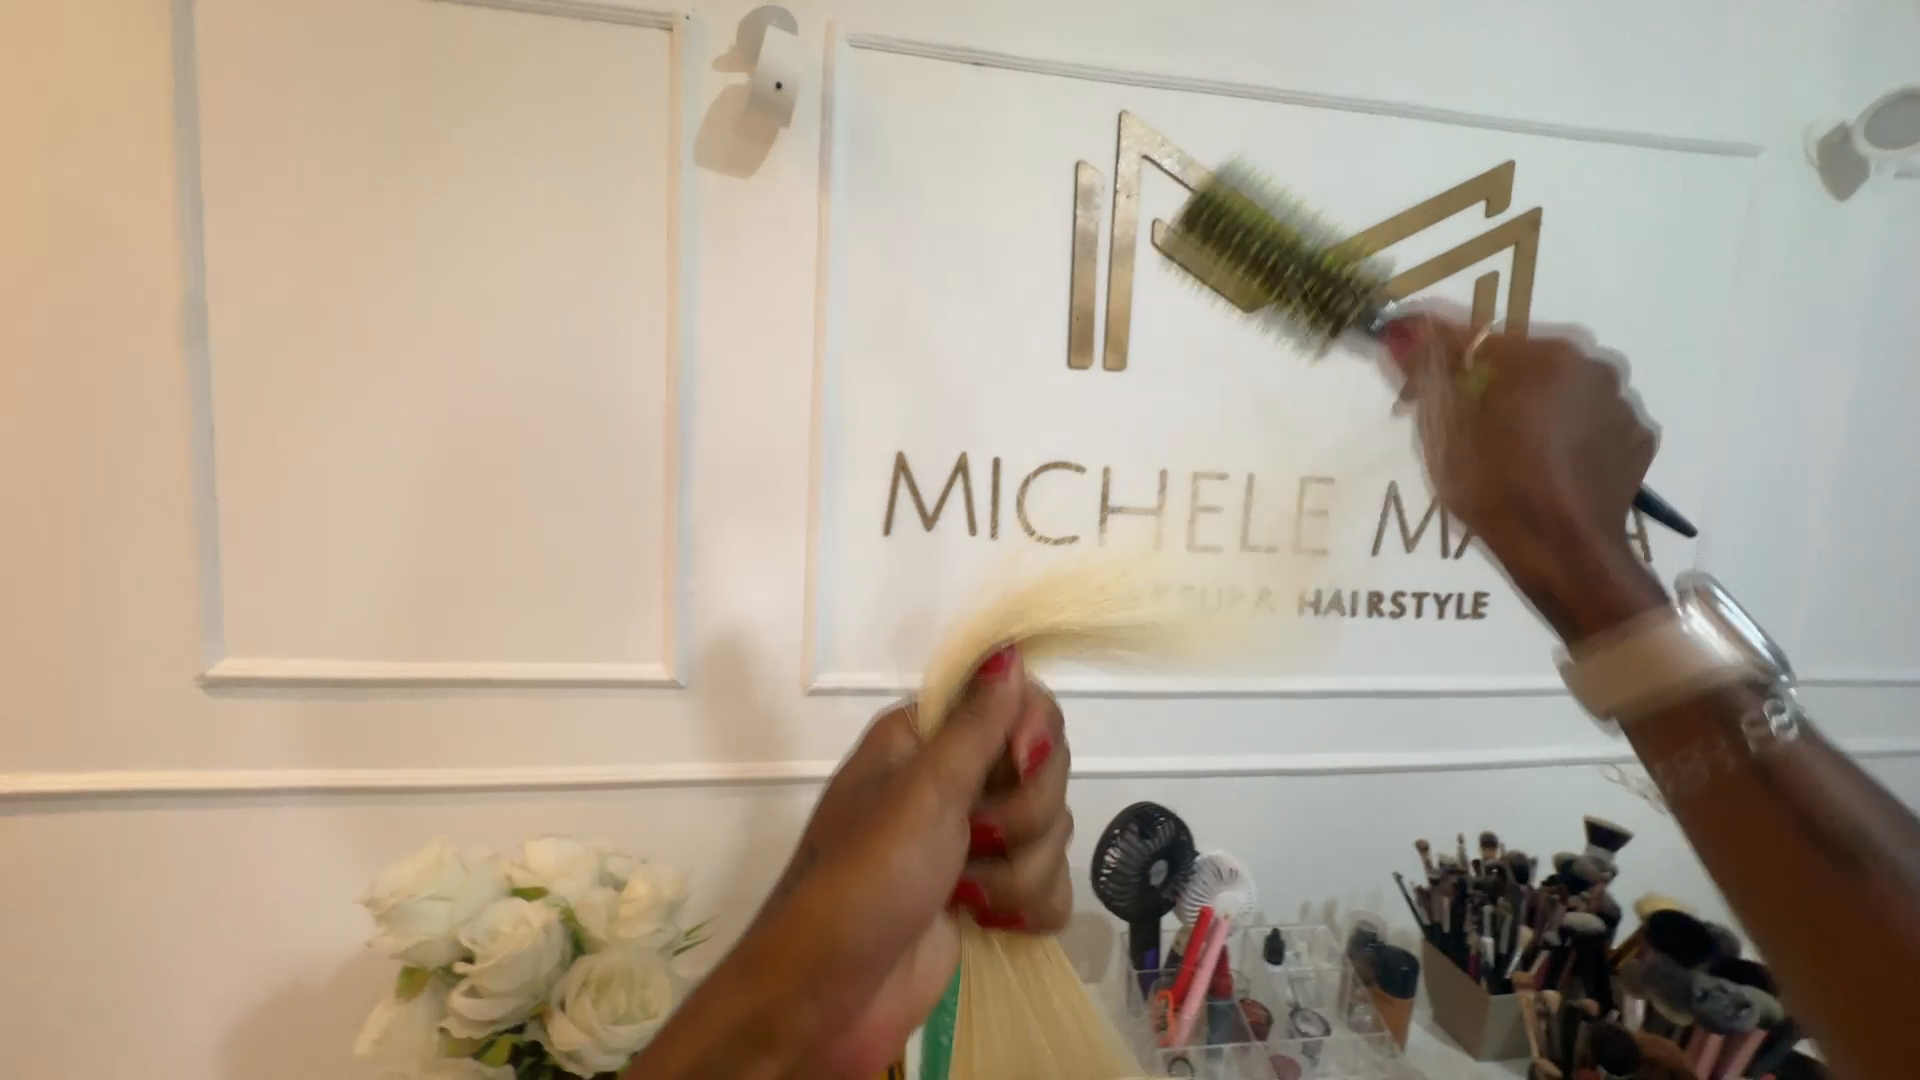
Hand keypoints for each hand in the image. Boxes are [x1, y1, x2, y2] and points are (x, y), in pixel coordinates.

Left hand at [630, 647, 1070, 1079]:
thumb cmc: (865, 880)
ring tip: (964, 895)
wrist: (829, 999)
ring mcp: (974, 836)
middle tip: (973, 840)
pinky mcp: (991, 890)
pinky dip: (1026, 905)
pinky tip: (988, 921)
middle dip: (1020, 815)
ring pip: (1051, 828)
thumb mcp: (923, 792)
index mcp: (929, 736)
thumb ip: (978, 723)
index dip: (1031, 732)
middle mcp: (954, 776)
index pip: (1017, 701)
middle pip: (1044, 767)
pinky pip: (1049, 880)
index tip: (1020, 762)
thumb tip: (1009, 650)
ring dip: (1016, 872)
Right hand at [1380, 313, 1668, 639]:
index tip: (1410, 378)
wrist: (1561, 549)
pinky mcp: (1636, 436)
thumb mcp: (1441, 432)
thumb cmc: (1491, 486)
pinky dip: (1562, 433)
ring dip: (1527, 407)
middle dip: (1484, 382)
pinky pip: (1587, 421)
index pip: (1471, 337)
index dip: (1433, 356)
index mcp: (1537, 356)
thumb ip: (1427, 374)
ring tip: (1504, 450)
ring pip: (1557, 390)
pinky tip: (1541, 465)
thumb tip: (1403, 334)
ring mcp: (1621, 401)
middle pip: (1520, 361)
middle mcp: (1588, 364)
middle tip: (1457, 422)